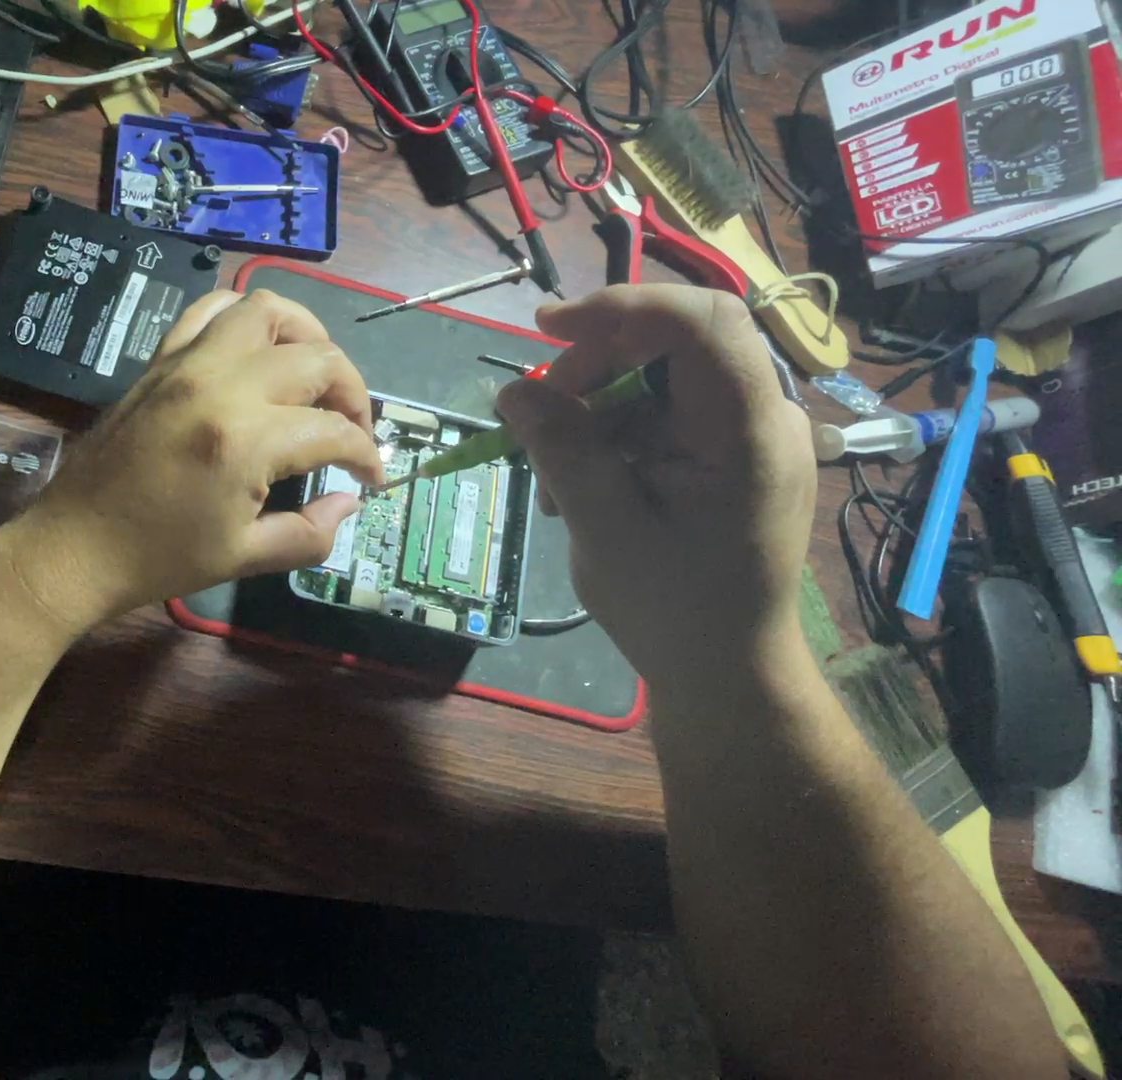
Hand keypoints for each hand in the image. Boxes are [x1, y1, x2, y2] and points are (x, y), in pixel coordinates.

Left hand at [0, 289, 385, 634]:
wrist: (75, 547)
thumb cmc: (158, 558)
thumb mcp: (243, 558)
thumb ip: (310, 533)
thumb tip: (350, 501)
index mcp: (244, 440)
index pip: (333, 430)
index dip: (366, 455)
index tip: (371, 478)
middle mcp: (220, 384)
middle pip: (316, 359)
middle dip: (352, 393)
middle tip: (352, 430)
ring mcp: (185, 364)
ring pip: (265, 310)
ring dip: (306, 335)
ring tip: (314, 374)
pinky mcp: (158, 362)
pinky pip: (208, 311)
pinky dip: (244, 318)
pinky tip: (255, 352)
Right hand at [493, 285, 814, 687]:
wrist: (724, 667)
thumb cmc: (671, 606)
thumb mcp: (602, 527)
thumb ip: (562, 450)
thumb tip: (514, 389)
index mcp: (746, 429)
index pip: (700, 321)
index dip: (620, 306)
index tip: (545, 327)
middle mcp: (758, 416)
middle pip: (673, 343)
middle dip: (594, 366)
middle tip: (538, 414)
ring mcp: (742, 435)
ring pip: (655, 382)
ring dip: (593, 412)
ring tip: (556, 478)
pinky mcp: (723, 456)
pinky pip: (657, 418)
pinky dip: (609, 438)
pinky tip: (582, 485)